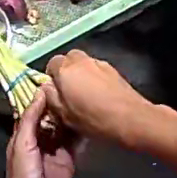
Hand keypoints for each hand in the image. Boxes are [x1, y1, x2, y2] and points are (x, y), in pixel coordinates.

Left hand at [3, 85, 76, 177]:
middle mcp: (38, 139)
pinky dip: (81, 131)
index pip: (31, 110)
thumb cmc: (22, 177)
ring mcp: (54, 149)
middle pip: (49, 117)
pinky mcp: (68, 158)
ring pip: (63, 127)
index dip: (40, 97)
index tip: (52, 80)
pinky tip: (89, 118)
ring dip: (70, 116)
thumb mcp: (22, 145)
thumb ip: (30, 119)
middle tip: (71, 87)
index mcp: (21, 135)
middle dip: (58, 104)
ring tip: (81, 98)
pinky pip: (75, 141)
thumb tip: (39, 93)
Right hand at [43, 51, 162, 151]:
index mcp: (65, 70)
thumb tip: (46, 86)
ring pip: (85, 63)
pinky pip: (98, 69)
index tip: (55, 90)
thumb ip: (51, 97)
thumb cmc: (92, 118)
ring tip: (86, 92)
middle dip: (67, 70)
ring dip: (82, 73)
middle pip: (69, 59)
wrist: (130, 118)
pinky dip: (95, 77)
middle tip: (69, 89)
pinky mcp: (114, 70)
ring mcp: (99, 63)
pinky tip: (100, 94)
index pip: (52, 63)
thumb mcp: (64, 114)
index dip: (52, 76)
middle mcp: (81, 61)